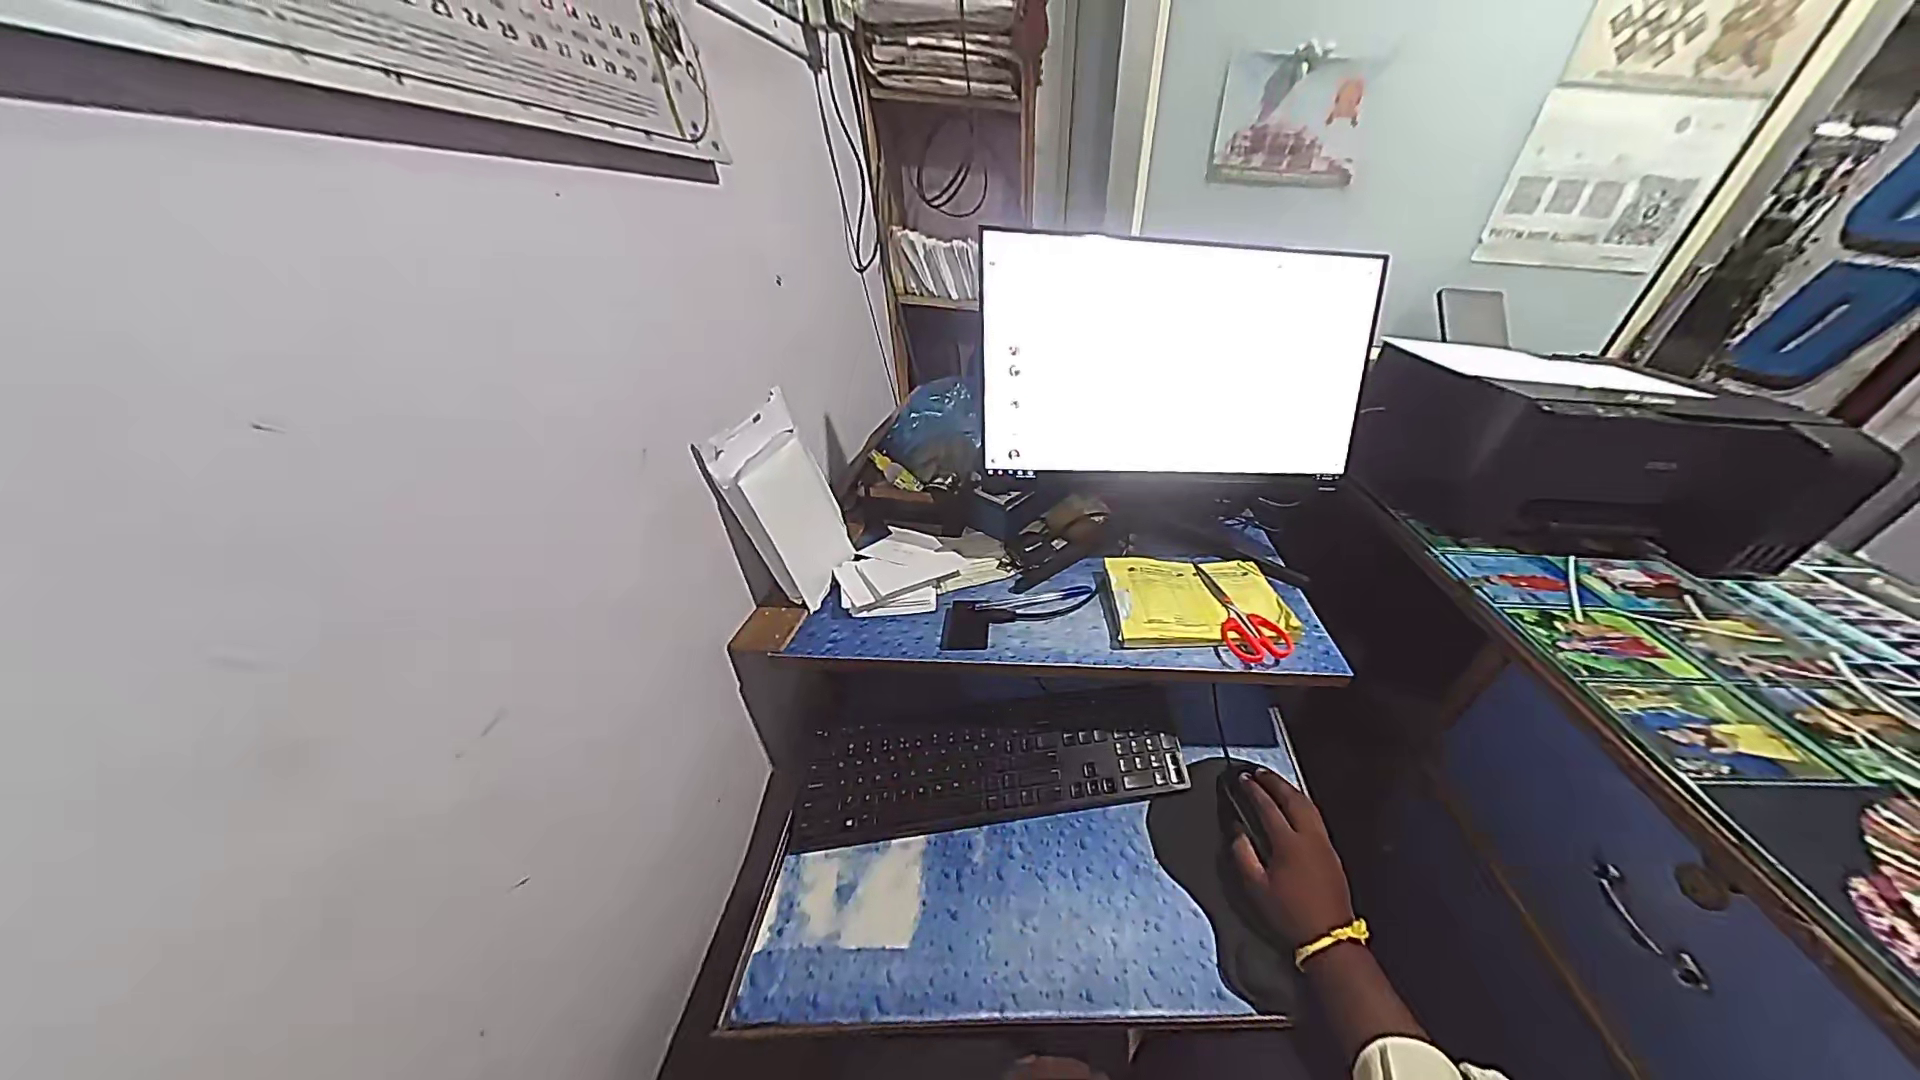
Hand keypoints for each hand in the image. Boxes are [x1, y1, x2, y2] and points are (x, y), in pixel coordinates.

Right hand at [1230, 769, 1354, 947]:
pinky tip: (1295, 805)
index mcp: (1288, 843)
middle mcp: (1309, 838)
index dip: (1253, 790)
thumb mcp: (1255, 887)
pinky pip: (1316, 817)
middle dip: (1274, 782)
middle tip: (1259, 773)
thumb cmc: (1288, 913)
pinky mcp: (1332, 853)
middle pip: (1292, 799)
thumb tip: (1237, 829)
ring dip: (1290, 790)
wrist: (1329, 939)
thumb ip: (1242, 854)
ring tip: (1276, 783)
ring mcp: (1324, 844)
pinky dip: (1302, 803)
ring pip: (1309, 806)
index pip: (1268, 807)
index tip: (1243, 779)